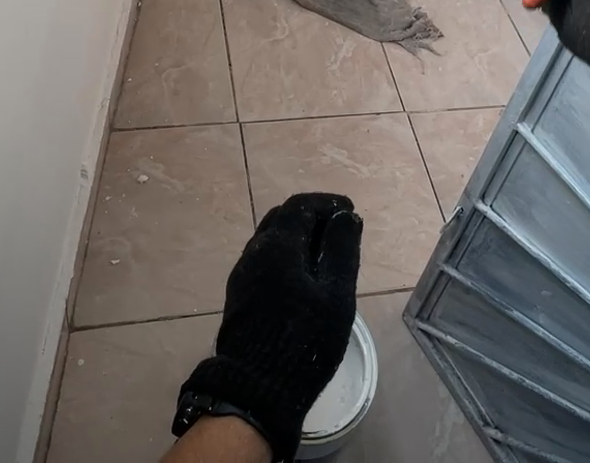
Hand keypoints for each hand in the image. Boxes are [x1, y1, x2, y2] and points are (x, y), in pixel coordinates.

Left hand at [174, 193, 362, 460]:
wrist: (255, 386)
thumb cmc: (304, 339)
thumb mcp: (335, 294)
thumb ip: (341, 249)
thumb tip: (345, 216)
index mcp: (279, 244)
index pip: (301, 205)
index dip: (327, 203)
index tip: (349, 211)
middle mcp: (256, 250)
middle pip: (283, 218)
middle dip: (312, 216)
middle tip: (338, 229)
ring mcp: (244, 272)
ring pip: (271, 238)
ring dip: (297, 235)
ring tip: (324, 252)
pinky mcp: (240, 293)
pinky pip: (265, 258)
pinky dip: (286, 253)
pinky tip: (301, 274)